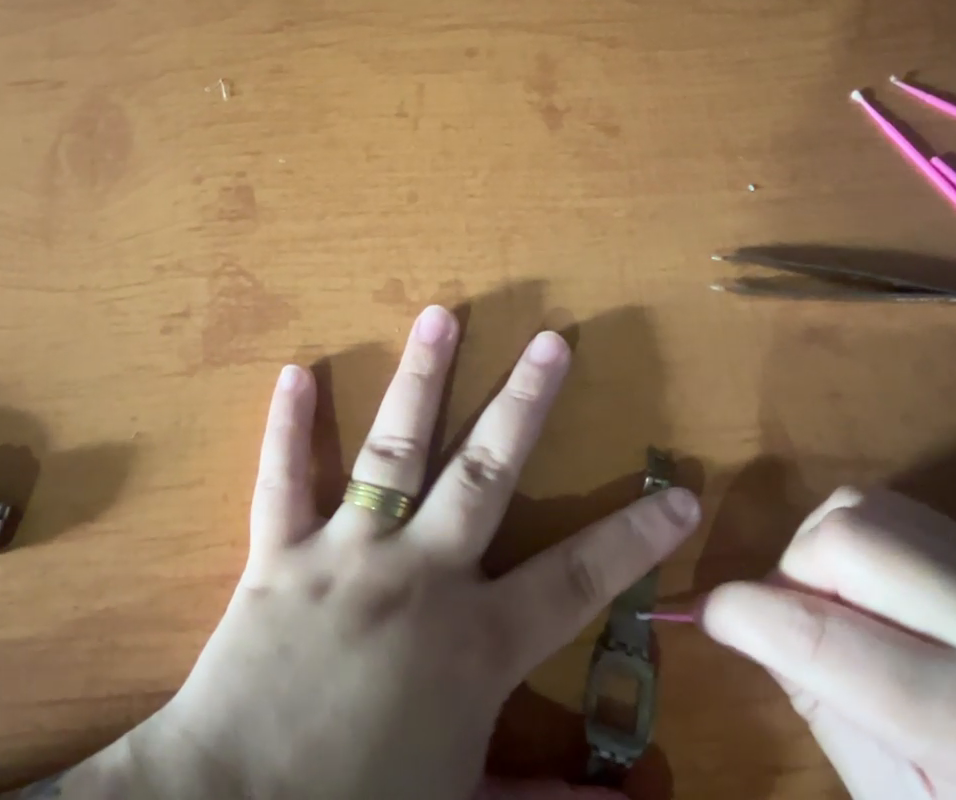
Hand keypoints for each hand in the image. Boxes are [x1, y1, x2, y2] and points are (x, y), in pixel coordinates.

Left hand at [75, 305, 700, 799]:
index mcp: (476, 640)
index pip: (576, 577)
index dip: (633, 536)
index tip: (677, 492)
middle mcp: (421, 576)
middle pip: (485, 473)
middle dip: (523, 404)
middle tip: (551, 341)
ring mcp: (348, 554)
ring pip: (393, 451)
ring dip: (419, 380)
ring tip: (439, 315)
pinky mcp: (278, 553)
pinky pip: (282, 480)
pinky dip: (287, 427)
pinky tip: (294, 371)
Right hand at [700, 488, 955, 799]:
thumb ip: (838, 727)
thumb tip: (762, 641)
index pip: (820, 637)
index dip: (740, 615)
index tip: (711, 617)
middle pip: (843, 535)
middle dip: (790, 568)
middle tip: (797, 623)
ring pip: (866, 505)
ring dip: (823, 548)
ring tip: (844, 610)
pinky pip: (904, 512)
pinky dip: (864, 544)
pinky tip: (887, 601)